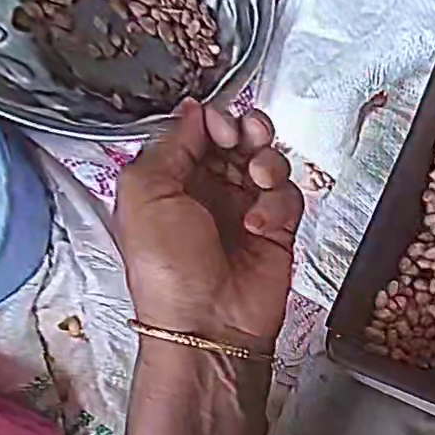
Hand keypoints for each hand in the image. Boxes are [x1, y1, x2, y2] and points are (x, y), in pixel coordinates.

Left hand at [114, 99, 303, 349]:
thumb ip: (170, 145)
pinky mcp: (280, 233)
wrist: (208, 320)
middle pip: (240, 142)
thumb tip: (197, 114)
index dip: (214, 123)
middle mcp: (213, 192)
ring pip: (270, 165)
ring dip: (268, 162)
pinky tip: (260, 223)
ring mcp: (249, 212)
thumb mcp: (144, 192)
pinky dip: (278, 203)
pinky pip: (290, 199)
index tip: (218, 129)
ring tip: (257, 179)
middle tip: (246, 139)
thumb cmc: (167, 266)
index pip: (201, 133)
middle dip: (247, 132)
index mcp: (174, 179)